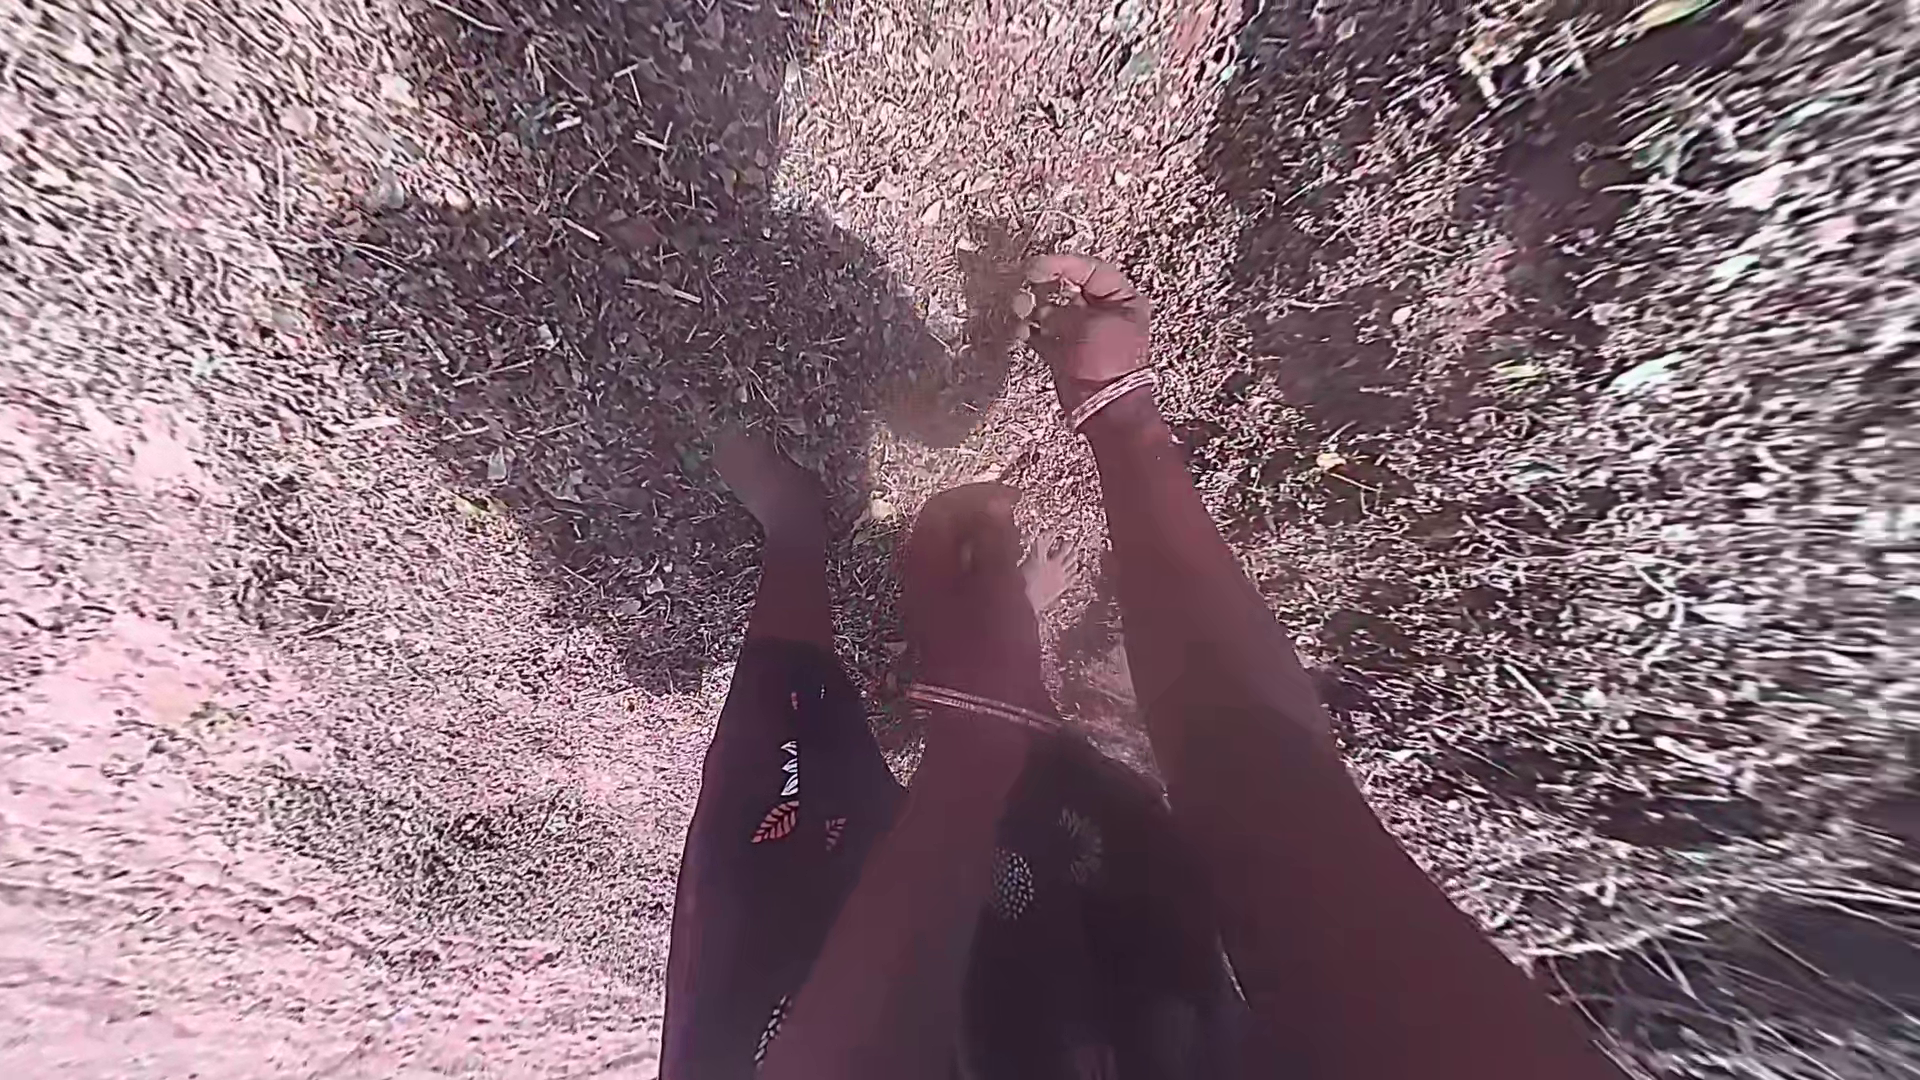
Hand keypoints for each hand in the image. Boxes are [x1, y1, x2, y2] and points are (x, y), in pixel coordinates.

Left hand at [901, 484, 1049, 712]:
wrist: (984, 717)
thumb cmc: (992, 651)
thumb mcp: (998, 589)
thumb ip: (994, 542)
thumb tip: (994, 503)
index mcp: (926, 565)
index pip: (941, 508)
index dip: (976, 495)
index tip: (1015, 497)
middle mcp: (922, 577)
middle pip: (944, 528)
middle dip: (982, 514)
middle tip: (1020, 516)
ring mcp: (935, 600)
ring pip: (956, 552)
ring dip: (986, 538)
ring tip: (1020, 540)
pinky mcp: (952, 618)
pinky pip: (965, 575)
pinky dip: (988, 563)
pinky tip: (1013, 572)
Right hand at [1021, 254, 1151, 409]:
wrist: (1104, 406)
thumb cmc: (1108, 362)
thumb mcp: (1089, 326)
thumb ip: (1064, 312)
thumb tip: (1042, 312)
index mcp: (1121, 300)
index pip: (1091, 271)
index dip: (1063, 265)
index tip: (1037, 267)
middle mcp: (1102, 313)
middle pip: (1068, 289)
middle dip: (1045, 287)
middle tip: (1026, 285)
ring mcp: (1081, 334)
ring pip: (1052, 311)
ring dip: (1033, 308)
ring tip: (1020, 309)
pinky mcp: (1063, 352)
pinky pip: (1043, 335)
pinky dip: (1030, 332)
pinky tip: (1020, 330)